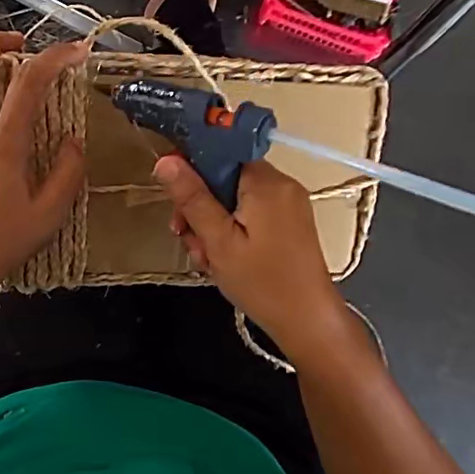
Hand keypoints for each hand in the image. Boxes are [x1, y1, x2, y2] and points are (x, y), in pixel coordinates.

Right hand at [154, 155, 347, 350]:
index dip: (192, 170)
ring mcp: (288, 205)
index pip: (221, 152)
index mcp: (266, 182)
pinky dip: (232, 232)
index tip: (175, 199)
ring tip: (208, 259)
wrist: (308, 322)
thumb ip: (192, 198)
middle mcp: (281, 185)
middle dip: (200, 208)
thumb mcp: (218, 241)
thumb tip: (166, 160)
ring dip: (213, 225)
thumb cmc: (262, 282)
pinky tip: (224, 260)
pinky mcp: (289, 223)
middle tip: (190, 240)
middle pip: (225, 178)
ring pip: (234, 200)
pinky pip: (250, 214)